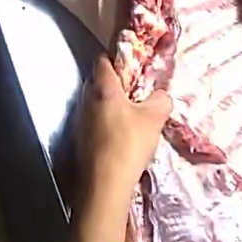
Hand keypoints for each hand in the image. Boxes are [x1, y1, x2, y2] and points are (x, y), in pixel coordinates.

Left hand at [77, 55, 171, 198]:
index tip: (130, 63)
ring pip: (95, 103)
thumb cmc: (128, 143)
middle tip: (134, 90)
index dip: (115, 58)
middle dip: (114, 83)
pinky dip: (105, 124)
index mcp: (103, 88)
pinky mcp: (79, 140)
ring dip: (109, 105)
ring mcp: (80, 120)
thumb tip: (161, 95)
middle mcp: (87, 100)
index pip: (102, 61)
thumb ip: (160, 100)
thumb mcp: (154, 119)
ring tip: (130, 115)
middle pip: (98, 81)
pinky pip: (93, 122)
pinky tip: (120, 137)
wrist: (105, 184)